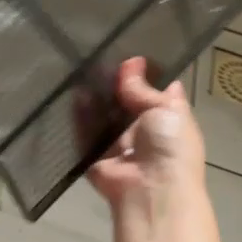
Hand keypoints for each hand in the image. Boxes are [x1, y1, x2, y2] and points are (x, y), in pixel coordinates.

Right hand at [85, 58, 203, 210]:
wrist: (150, 187)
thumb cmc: (170, 146)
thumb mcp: (167, 110)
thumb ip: (145, 89)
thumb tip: (134, 62)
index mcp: (166, 118)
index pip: (153, 91)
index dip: (143, 73)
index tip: (128, 54)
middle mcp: (140, 129)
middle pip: (124, 102)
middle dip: (114, 84)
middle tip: (97, 58)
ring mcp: (115, 142)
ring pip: (102, 115)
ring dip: (94, 97)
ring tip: (82, 71)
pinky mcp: (93, 154)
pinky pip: (82, 132)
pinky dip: (77, 116)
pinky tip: (72, 94)